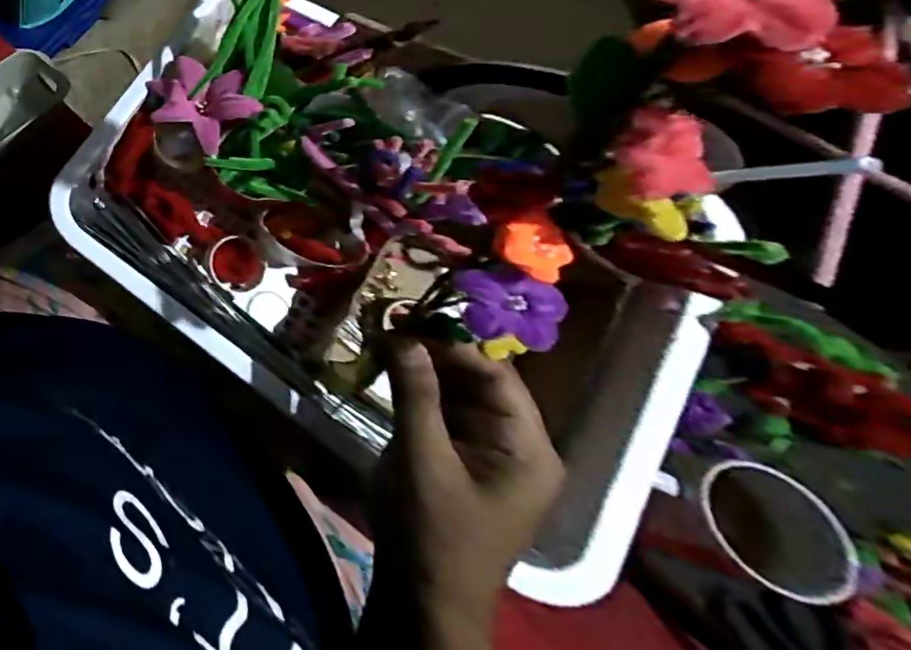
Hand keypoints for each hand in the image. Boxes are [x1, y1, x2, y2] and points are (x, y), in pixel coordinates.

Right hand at [375, 338, 563, 619]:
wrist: (426, 593)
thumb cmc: (432, 530)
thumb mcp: (421, 458)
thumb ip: (415, 394)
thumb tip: (401, 334)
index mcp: (528, 448)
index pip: (497, 375)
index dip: (452, 341)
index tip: (405, 316)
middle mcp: (518, 444)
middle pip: (480, 379)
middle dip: (434, 348)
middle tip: (387, 322)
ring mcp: (490, 450)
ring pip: (460, 390)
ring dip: (423, 364)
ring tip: (383, 338)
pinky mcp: (464, 456)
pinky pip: (446, 409)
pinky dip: (419, 387)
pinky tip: (389, 367)